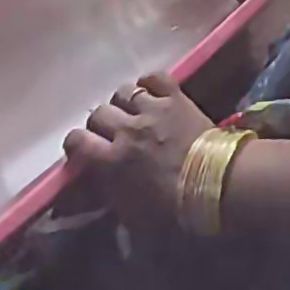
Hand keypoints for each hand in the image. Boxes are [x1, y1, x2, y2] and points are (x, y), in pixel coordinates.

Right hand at [62, 72, 212, 226]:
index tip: (83, 148)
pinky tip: (151, 91)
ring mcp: (152, 109)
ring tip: (132, 110)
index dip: (76, 143)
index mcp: (112, 160)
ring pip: (124, 91)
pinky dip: (149, 82)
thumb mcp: (130, 212)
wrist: (213, 180)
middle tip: (111, 132)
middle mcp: (127, 129)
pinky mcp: (175, 96)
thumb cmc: (170, 207)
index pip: (77, 141)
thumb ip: (108, 193)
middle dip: (101, 123)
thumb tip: (94, 184)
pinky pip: (154, 77)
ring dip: (124, 102)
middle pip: (99, 113)